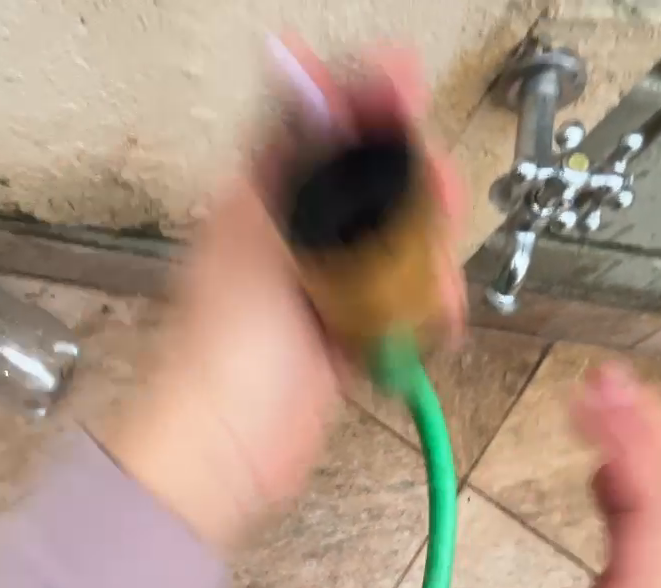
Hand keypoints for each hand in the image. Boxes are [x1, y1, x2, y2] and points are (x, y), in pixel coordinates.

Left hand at [101, 44, 463, 550]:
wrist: (226, 452)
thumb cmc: (224, 353)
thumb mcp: (260, 238)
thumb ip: (295, 159)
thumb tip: (302, 61)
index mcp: (257, 207)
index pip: (315, 132)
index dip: (362, 106)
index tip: (403, 91)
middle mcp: (291, 243)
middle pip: (370, 189)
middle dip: (412, 189)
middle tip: (436, 195)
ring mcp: (320, 293)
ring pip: (393, 250)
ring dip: (425, 260)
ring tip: (431, 281)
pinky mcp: (344, 340)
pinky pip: (396, 308)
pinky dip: (421, 313)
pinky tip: (430, 323)